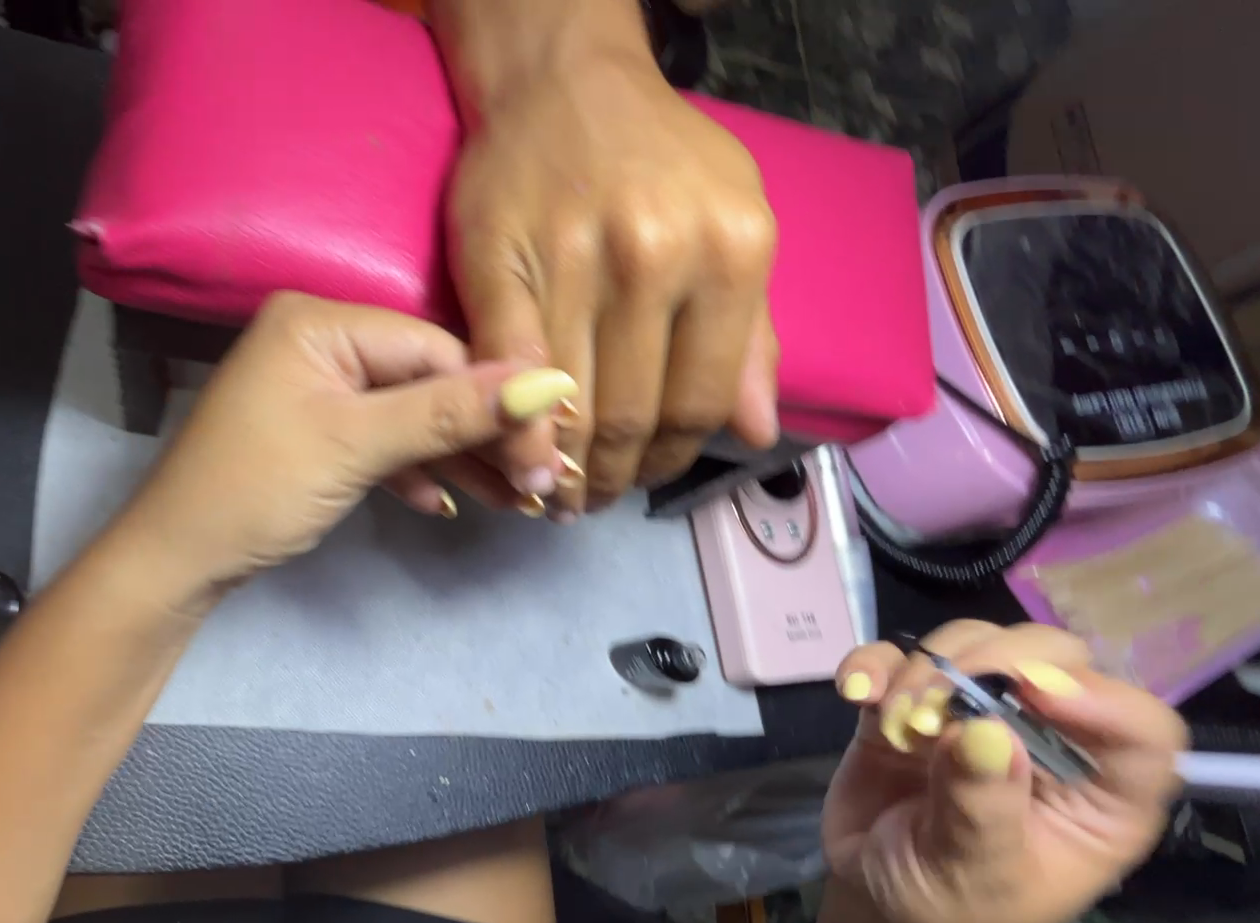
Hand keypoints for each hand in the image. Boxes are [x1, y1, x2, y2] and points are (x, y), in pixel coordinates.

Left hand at [117, 293, 575, 598]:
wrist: (179, 559)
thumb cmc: (256, 489)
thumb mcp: (355, 446)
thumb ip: (449, 413)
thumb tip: (548, 382)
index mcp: (321, 322)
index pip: (435, 348)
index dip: (497, 397)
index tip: (548, 445)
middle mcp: (322, 343)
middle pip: (427, 383)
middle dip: (483, 434)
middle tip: (542, 480)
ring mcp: (319, 390)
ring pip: (410, 418)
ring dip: (459, 460)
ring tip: (519, 500)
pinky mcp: (318, 433)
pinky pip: (381, 443)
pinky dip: (413, 472)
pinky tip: (446, 503)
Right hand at [447, 43, 779, 513]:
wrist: (559, 85)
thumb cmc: (654, 160)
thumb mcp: (734, 225)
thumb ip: (752, 332)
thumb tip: (758, 431)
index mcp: (731, 252)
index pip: (700, 400)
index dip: (669, 461)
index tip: (643, 480)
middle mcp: (657, 258)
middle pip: (630, 415)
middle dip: (610, 477)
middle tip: (592, 500)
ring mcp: (574, 262)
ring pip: (571, 406)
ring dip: (563, 469)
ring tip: (558, 493)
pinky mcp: (500, 266)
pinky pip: (509, 371)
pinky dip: (513, 432)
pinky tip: (519, 466)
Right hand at [819, 622, 1185, 922]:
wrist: (876, 907)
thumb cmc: (951, 908)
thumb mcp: (975, 873)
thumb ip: (982, 804)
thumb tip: (984, 731)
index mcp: (1097, 795)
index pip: (1137, 729)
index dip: (1098, 698)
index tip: (1030, 693)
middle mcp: (1043, 743)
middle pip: (1047, 658)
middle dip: (992, 660)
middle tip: (938, 697)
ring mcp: (968, 718)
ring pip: (967, 645)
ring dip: (923, 670)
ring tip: (889, 719)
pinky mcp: (905, 711)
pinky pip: (891, 663)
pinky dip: (870, 667)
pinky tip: (852, 695)